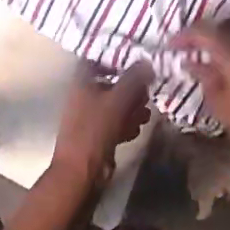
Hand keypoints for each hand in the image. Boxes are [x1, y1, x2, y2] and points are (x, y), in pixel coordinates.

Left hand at [51, 61, 153, 183]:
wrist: (81, 172)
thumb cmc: (94, 129)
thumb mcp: (117, 100)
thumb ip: (133, 79)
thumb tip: (148, 60)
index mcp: (82, 80)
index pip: (98, 58)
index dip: (115, 57)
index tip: (136, 59)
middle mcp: (84, 94)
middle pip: (110, 82)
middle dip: (131, 87)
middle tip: (147, 91)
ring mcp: (90, 115)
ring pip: (115, 103)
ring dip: (132, 106)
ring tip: (146, 112)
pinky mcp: (97, 134)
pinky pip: (115, 121)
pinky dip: (127, 122)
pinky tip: (138, 128)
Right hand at [171, 24, 229, 171]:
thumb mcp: (220, 102)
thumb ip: (204, 77)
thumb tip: (191, 62)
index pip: (202, 31)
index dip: (183, 36)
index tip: (168, 45)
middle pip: (217, 31)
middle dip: (196, 37)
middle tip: (178, 49)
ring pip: (228, 41)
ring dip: (210, 45)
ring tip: (192, 58)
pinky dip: (222, 55)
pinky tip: (213, 69)